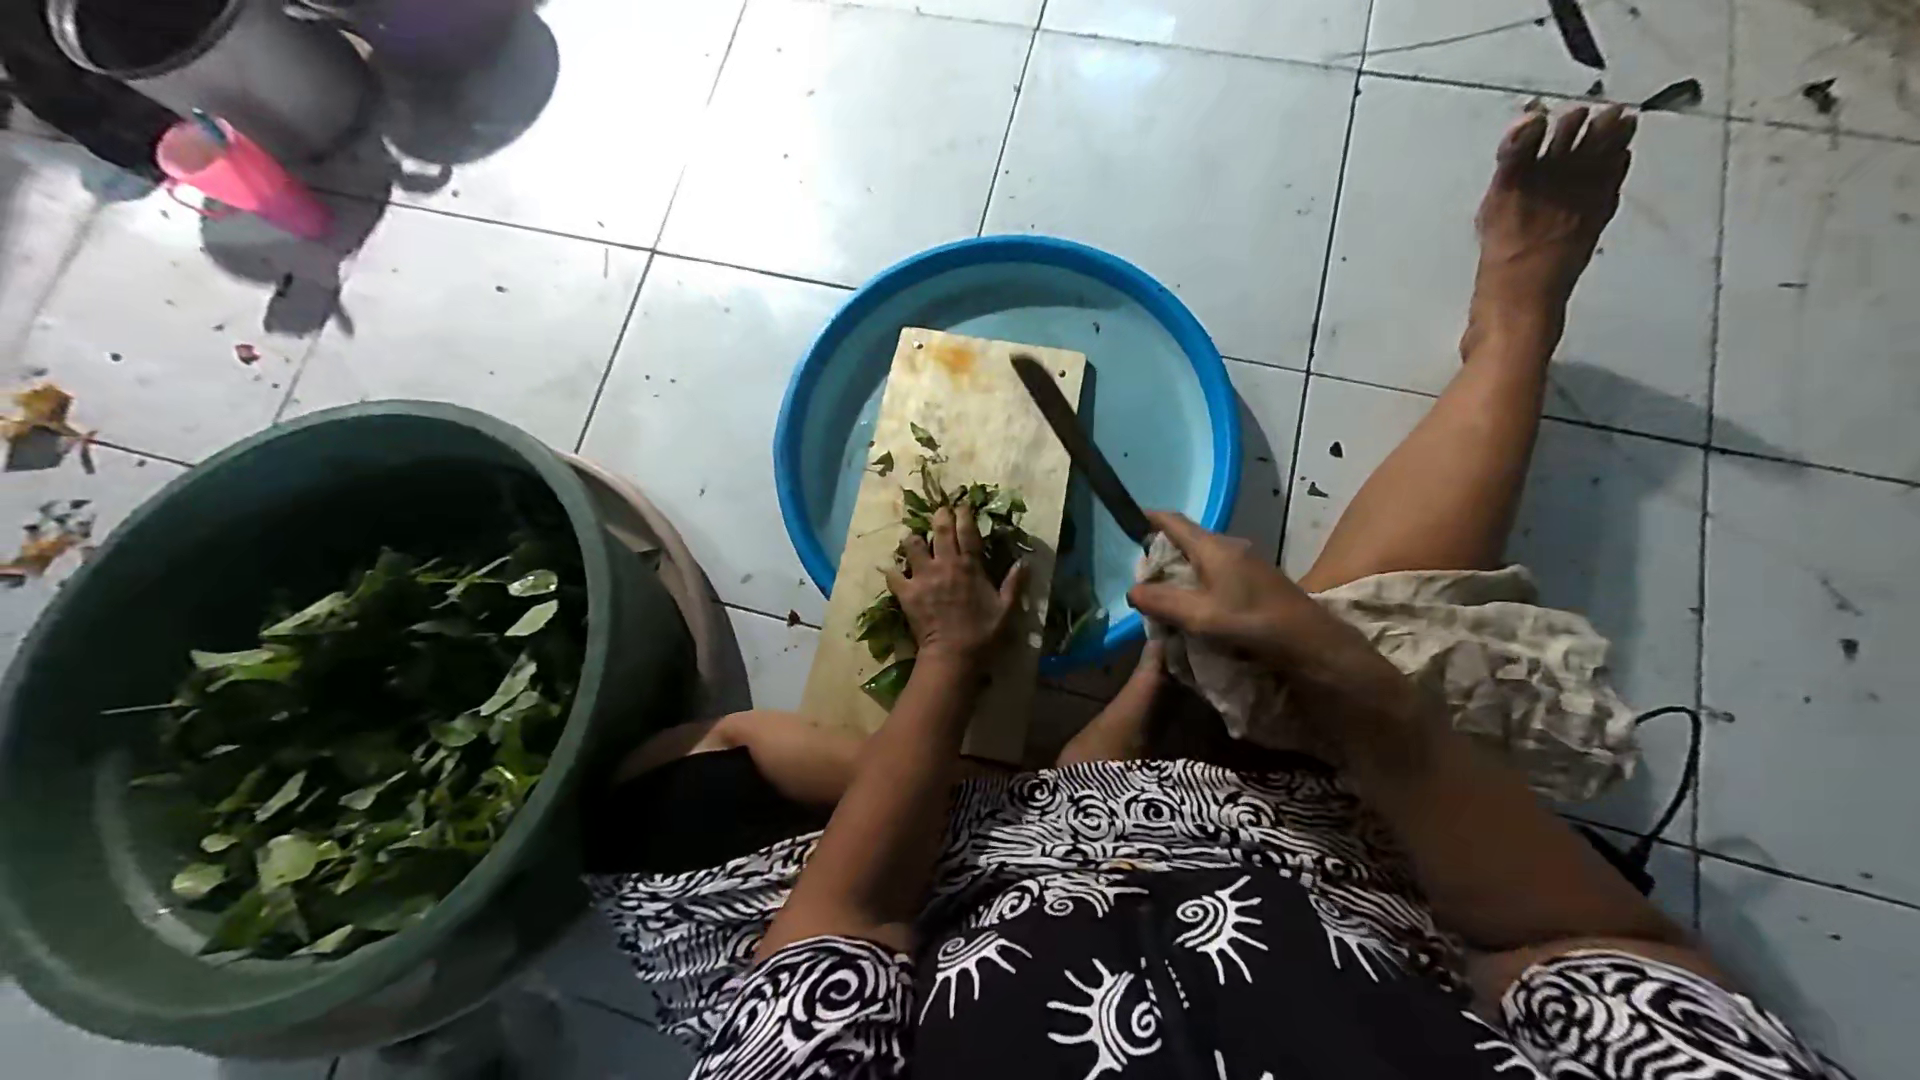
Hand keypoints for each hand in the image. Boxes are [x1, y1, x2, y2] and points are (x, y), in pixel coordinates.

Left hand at [887, 504, 1026, 665]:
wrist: (954, 655)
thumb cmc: (983, 633)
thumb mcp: (1006, 608)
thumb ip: (1014, 583)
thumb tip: (1025, 562)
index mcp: (969, 566)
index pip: (966, 530)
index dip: (964, 514)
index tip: (962, 505)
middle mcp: (944, 564)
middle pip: (939, 529)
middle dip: (940, 515)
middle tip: (941, 511)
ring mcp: (922, 577)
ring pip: (912, 544)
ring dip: (913, 539)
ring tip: (915, 539)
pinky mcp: (906, 592)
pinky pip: (893, 574)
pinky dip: (893, 570)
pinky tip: (894, 570)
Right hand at [1126, 511, 1421, 738]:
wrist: (1314, 644)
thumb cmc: (1253, 623)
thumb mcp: (1200, 616)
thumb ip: (1162, 602)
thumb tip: (1132, 590)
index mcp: (1214, 548)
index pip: (1173, 521)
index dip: (1149, 519)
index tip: (1127, 524)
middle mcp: (1230, 547)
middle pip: (1186, 539)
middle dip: (1160, 550)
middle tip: (1138, 571)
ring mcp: (1246, 563)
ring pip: (1201, 557)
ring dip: (1179, 568)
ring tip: (1159, 589)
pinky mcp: (1256, 580)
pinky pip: (1216, 571)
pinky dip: (1197, 580)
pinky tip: (1191, 603)